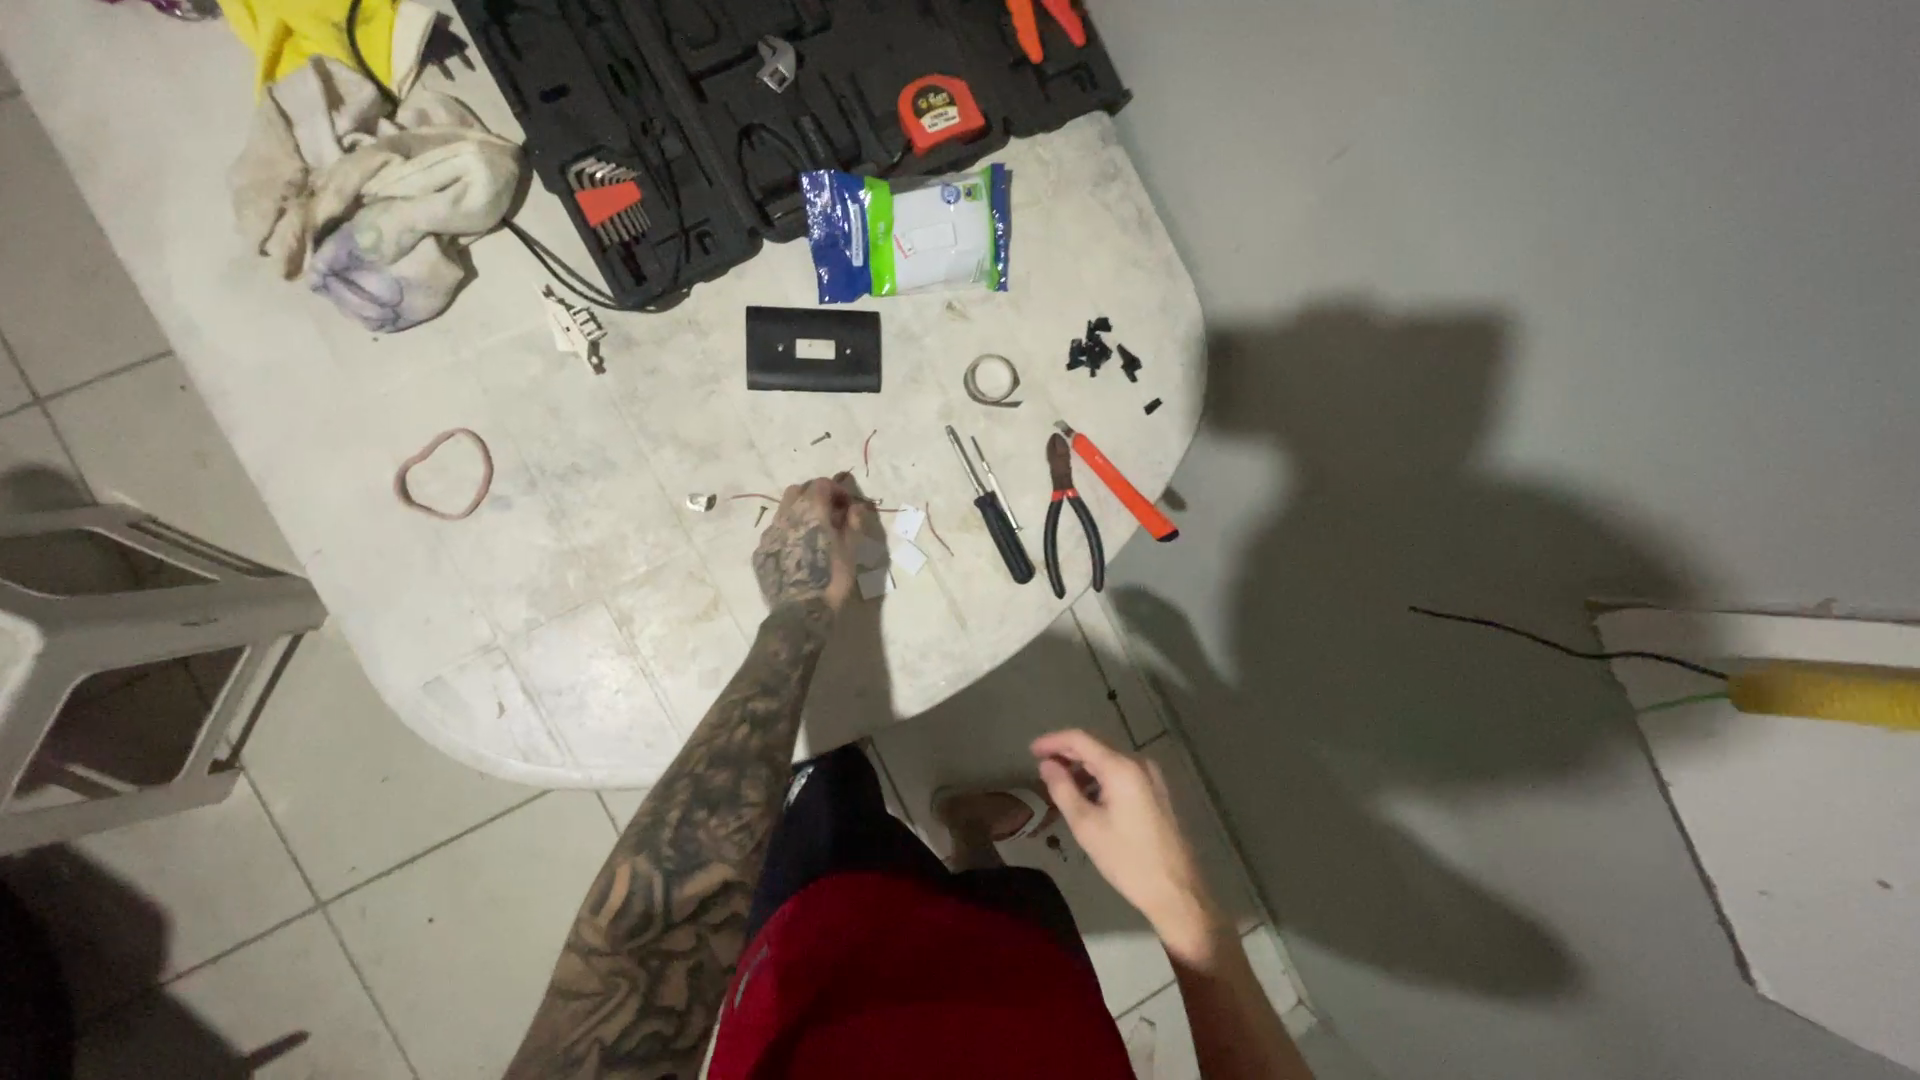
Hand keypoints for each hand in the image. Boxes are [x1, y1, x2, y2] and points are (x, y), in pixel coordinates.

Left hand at [753, 475, 866, 612]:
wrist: (801, 613)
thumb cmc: (832, 579)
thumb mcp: (851, 551)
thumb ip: (853, 523)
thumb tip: (856, 507)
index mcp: (811, 511)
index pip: (821, 484)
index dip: (836, 490)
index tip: (846, 506)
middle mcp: (786, 516)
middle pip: (797, 491)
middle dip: (814, 496)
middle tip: (829, 514)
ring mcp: (769, 534)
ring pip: (782, 511)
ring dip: (798, 513)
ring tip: (812, 533)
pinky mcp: (760, 552)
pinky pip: (774, 532)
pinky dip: (787, 533)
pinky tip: (797, 552)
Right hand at [1031, 729, 1224, 960]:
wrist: (1175, 890)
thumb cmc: (1127, 859)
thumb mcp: (1086, 825)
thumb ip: (1062, 789)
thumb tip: (1047, 764)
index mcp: (1121, 768)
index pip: (1080, 739)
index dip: (1053, 741)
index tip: (1031, 751)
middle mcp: (1139, 764)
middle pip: (1096, 747)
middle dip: (1067, 754)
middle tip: (1041, 768)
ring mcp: (1151, 777)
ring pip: (1109, 761)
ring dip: (1083, 769)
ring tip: (1060, 787)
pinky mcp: (1156, 791)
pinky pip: (1121, 774)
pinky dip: (1100, 779)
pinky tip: (1087, 798)